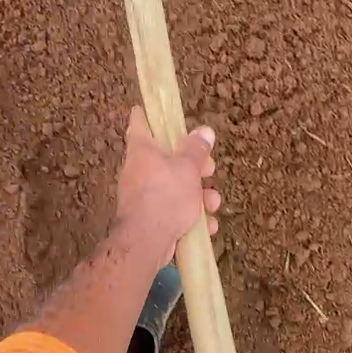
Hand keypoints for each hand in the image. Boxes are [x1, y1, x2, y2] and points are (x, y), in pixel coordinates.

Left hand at [113, 106, 220, 262]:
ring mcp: (144, 197)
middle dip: (194, 166)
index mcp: (143, 150)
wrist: (147, 242)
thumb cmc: (166, 196)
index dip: (151, 113)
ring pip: (176, 189)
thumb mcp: (188, 168)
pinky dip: (192, 219)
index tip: (162, 110)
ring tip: (212, 203)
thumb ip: (197, 150)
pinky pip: (174, 213)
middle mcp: (139, 171)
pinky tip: (207, 226)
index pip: (140, 121)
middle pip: (168, 159)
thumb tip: (205, 131)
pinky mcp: (151, 221)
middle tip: (209, 169)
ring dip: (199, 196)